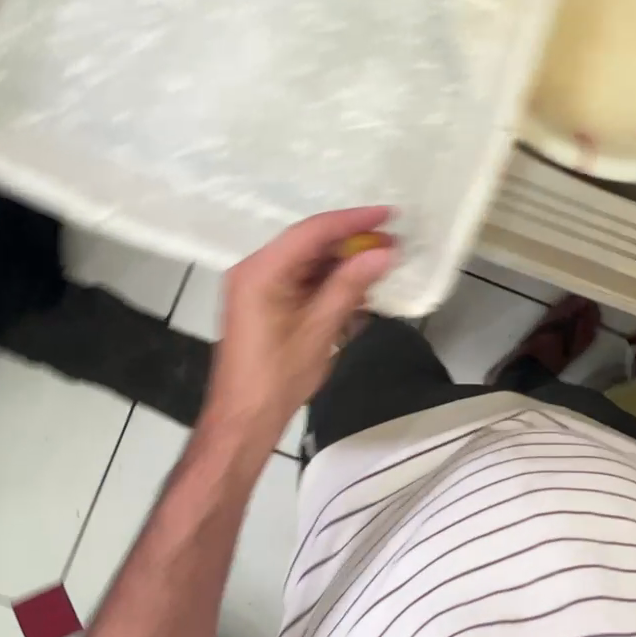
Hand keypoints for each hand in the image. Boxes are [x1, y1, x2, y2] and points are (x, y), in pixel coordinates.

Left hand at [205, 207, 396, 433]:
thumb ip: (350, 286)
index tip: (389, 216)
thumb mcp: (319, 329)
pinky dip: (329, 281)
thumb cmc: (276, 378)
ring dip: (344, 263)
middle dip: (352, 242)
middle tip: (392, 243)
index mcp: (261, 271)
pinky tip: (359, 287)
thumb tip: (384, 254)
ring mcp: (258, 286)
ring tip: (383, 264)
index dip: (353, 220)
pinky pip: (302, 279)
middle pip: (309, 242)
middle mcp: (255, 269)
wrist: (242, 420)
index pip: (312, 231)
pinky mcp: (265, 302)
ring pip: (308, 261)